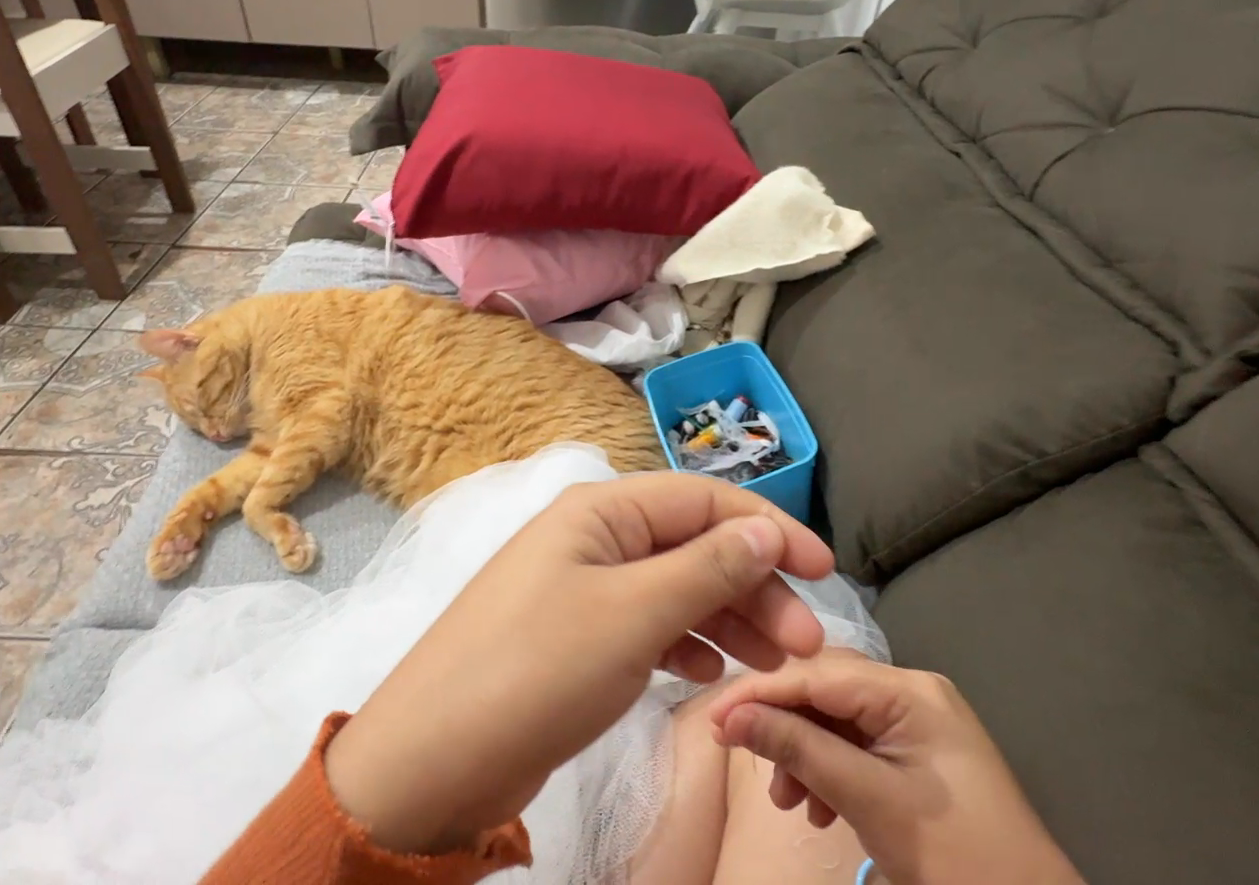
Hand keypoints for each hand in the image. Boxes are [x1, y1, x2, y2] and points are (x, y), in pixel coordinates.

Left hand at [324, 472, 835, 854]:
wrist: (435, 759)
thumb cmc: (535, 670)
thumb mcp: (631, 614)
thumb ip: (704, 568)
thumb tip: (764, 530)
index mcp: (600, 512)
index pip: (703, 500)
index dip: (768, 529)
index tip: (824, 572)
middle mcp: (593, 539)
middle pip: (693, 545)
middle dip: (753, 586)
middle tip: (803, 643)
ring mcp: (583, 589)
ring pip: (675, 588)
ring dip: (728, 618)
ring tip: (774, 663)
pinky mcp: (577, 638)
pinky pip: (648, 625)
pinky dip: (687, 642)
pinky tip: (712, 672)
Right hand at [707, 651, 1082, 884]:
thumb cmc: (954, 856)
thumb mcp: (867, 800)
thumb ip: (797, 749)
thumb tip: (729, 719)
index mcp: (908, 690)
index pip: (816, 674)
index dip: (760, 693)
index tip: (711, 720)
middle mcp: (912, 692)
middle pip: (824, 692)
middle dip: (781, 726)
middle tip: (739, 757)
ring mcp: (917, 722)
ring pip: (835, 720)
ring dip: (802, 754)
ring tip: (786, 801)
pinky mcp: (917, 753)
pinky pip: (856, 745)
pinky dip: (827, 771)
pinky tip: (816, 809)